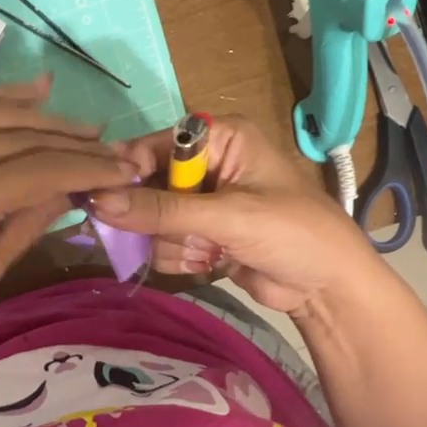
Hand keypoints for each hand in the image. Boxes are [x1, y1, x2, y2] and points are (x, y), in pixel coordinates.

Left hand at [0, 77, 138, 324]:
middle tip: (113, 147)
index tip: (124, 170)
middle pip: (26, 136)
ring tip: (87, 126)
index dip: (88, 168)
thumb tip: (72, 189)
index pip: (43, 170)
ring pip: (0, 113)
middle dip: (76, 142)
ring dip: (48, 117)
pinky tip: (38, 90)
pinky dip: (4, 96)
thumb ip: (29, 224)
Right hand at [89, 114, 387, 315]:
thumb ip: (161, 210)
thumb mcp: (226, 216)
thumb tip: (98, 202)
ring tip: (205, 251)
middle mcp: (207, 164)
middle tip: (172, 234)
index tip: (106, 199)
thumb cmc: (292, 234)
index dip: (129, 169)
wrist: (328, 288)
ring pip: (150, 220)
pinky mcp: (199, 235)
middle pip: (146, 184)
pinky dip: (179, 257)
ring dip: (172, 242)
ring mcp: (202, 202)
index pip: (155, 143)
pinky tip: (208, 263)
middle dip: (156, 217)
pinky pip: (162, 243)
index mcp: (222, 138)